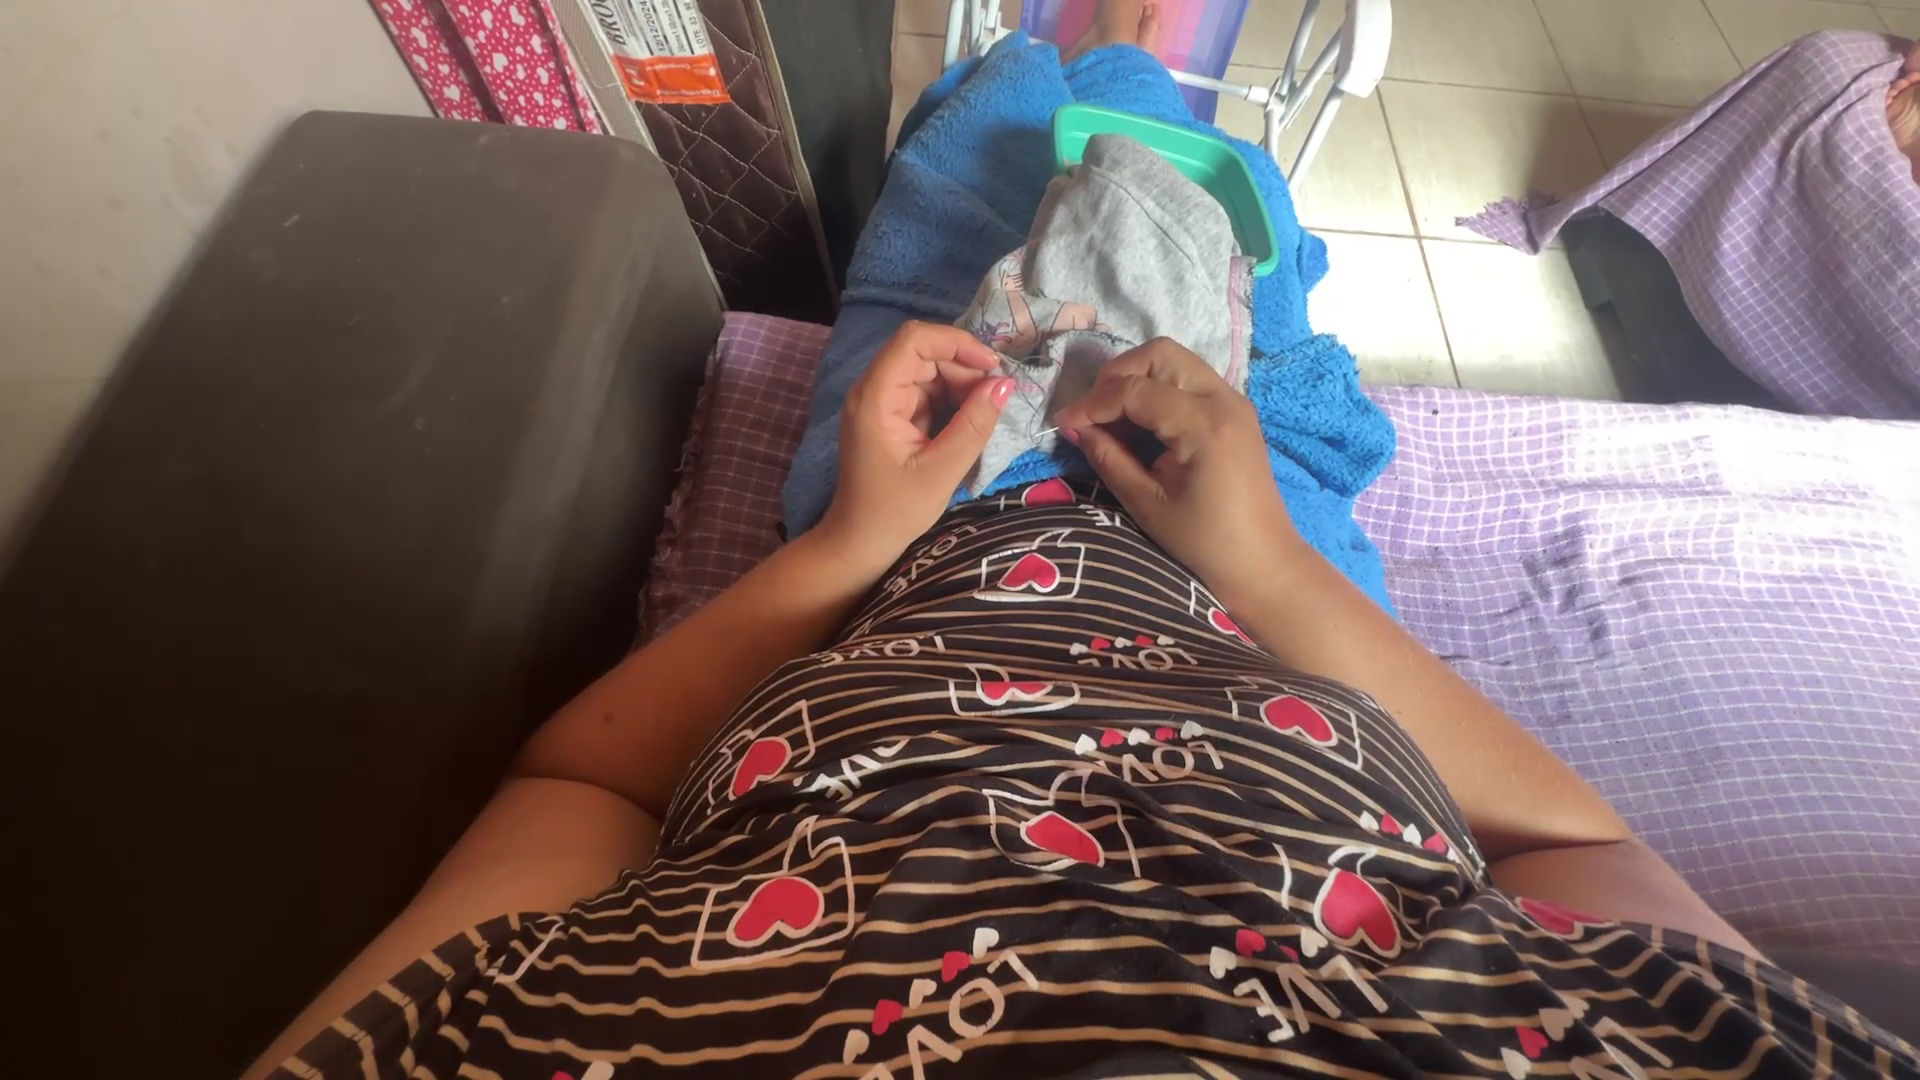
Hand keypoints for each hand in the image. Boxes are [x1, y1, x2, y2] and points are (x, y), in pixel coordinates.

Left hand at [818, 321, 1013, 572]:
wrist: (860, 542)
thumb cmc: (895, 512)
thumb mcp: (941, 471)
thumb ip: (974, 426)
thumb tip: (1005, 384)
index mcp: (876, 398)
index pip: (914, 341)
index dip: (956, 342)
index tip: (992, 366)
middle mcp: (873, 390)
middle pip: (922, 353)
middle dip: (963, 366)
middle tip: (995, 396)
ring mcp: (881, 403)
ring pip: (927, 371)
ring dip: (960, 383)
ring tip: (986, 411)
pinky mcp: (891, 417)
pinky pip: (924, 392)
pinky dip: (951, 399)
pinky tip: (970, 419)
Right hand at [1053, 338, 1302, 606]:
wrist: (1261, 561)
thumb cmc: (1203, 541)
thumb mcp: (1146, 503)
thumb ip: (1108, 458)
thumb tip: (1074, 428)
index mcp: (1203, 425)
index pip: (1134, 390)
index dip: (1092, 404)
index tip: (1064, 425)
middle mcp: (1223, 399)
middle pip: (1159, 354)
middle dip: (1116, 376)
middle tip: (1092, 413)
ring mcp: (1232, 401)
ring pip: (1174, 361)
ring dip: (1136, 380)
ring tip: (1111, 420)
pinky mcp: (1233, 411)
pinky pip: (1187, 380)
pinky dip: (1156, 390)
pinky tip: (1138, 425)